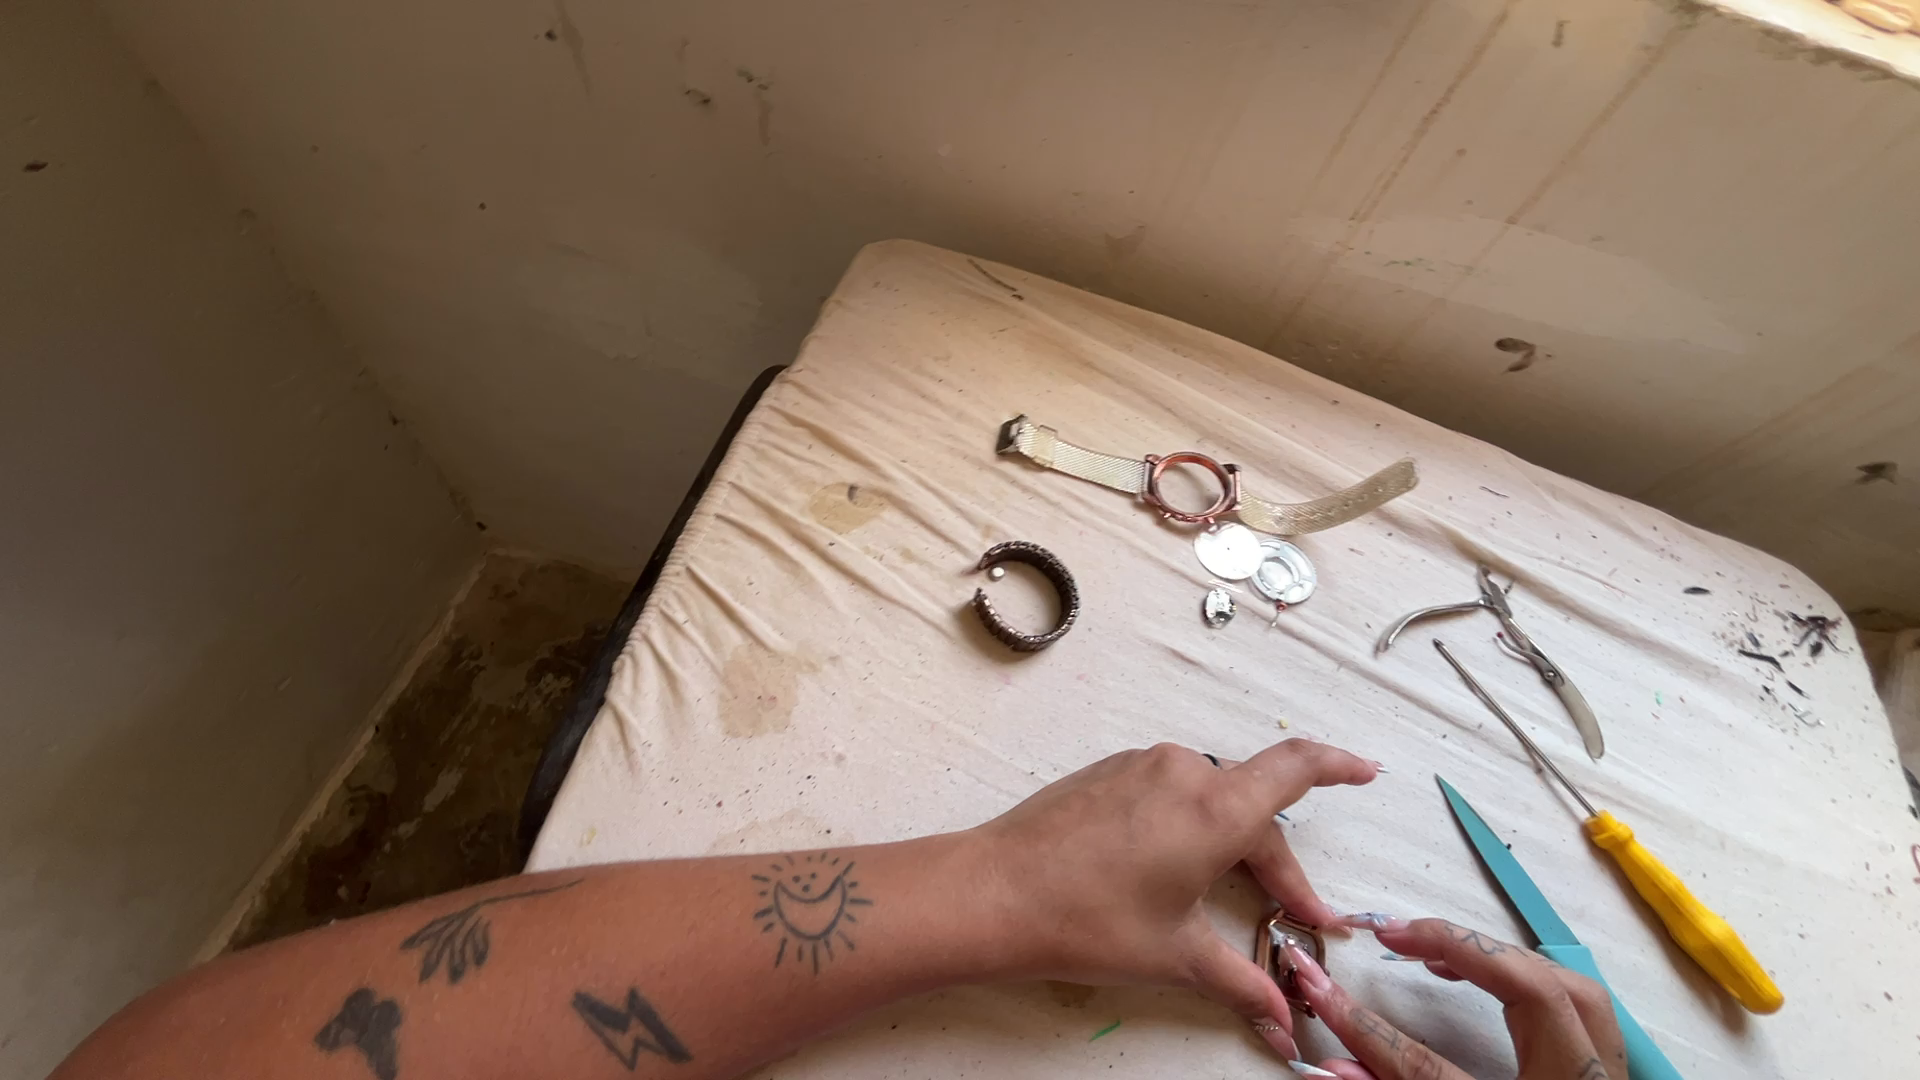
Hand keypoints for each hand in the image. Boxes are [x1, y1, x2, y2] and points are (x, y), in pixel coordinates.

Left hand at [972, 739, 1379, 1056]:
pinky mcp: (1109, 771)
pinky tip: (1172, 863)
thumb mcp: (1176, 953)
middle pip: (1251, 805)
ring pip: (1208, 797)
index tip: (1366, 771)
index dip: (1336, 765)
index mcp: (1211, 806)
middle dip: (1277, 861)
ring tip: (1229, 891)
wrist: (998, 889)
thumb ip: (1242, 982)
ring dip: (1230, 840)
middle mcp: (1180, 771)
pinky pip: (1169, 790)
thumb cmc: (1092, 921)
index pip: (1293, 769)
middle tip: (1294, 915)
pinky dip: (1189, 822)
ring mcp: (1139, 765)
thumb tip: (1284, 1021)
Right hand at [1287, 918, 1626, 1079]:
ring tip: (1431, 951)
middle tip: (1392, 936)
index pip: (1430, 1074)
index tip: (1317, 983)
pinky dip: (1523, 976)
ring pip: (1574, 991)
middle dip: (1461, 948)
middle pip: (1537, 994)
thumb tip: (1324, 1070)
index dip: (1366, 1027)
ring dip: (1499, 957)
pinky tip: (1471, 978)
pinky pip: (1581, 1010)